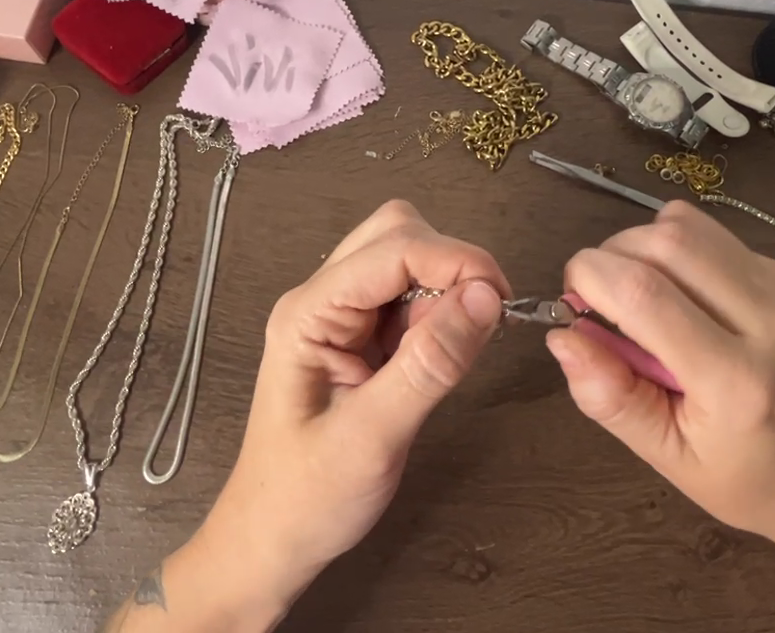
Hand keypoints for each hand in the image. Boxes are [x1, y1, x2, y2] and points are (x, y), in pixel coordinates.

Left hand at [197, 199, 510, 607]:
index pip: (393, 248)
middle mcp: (323, 297)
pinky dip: (438, 311)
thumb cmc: (309, 498)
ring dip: (445, 287)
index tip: (502, 299)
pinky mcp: (361, 334)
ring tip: (455, 347)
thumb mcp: (373, 437)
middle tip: (481, 319)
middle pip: (396, 234)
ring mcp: (341, 313)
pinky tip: (440, 354)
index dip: (455, 260)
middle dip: (449, 263)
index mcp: (310, 312)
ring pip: (406, 258)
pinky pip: (409, 296)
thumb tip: (487, 297)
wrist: (272, 541)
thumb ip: (430, 364)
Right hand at [545, 200, 774, 552]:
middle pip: (666, 243)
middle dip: (610, 256)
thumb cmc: (738, 477)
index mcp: (737, 382)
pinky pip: (709, 232)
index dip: (590, 277)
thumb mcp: (663, 456)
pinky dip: (672, 247)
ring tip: (635, 289)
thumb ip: (609, 396)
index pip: (646, 295)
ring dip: (639, 244)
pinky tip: (679, 291)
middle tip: (598, 299)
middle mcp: (769, 323)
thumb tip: (561, 335)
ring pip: (687, 225)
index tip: (570, 300)